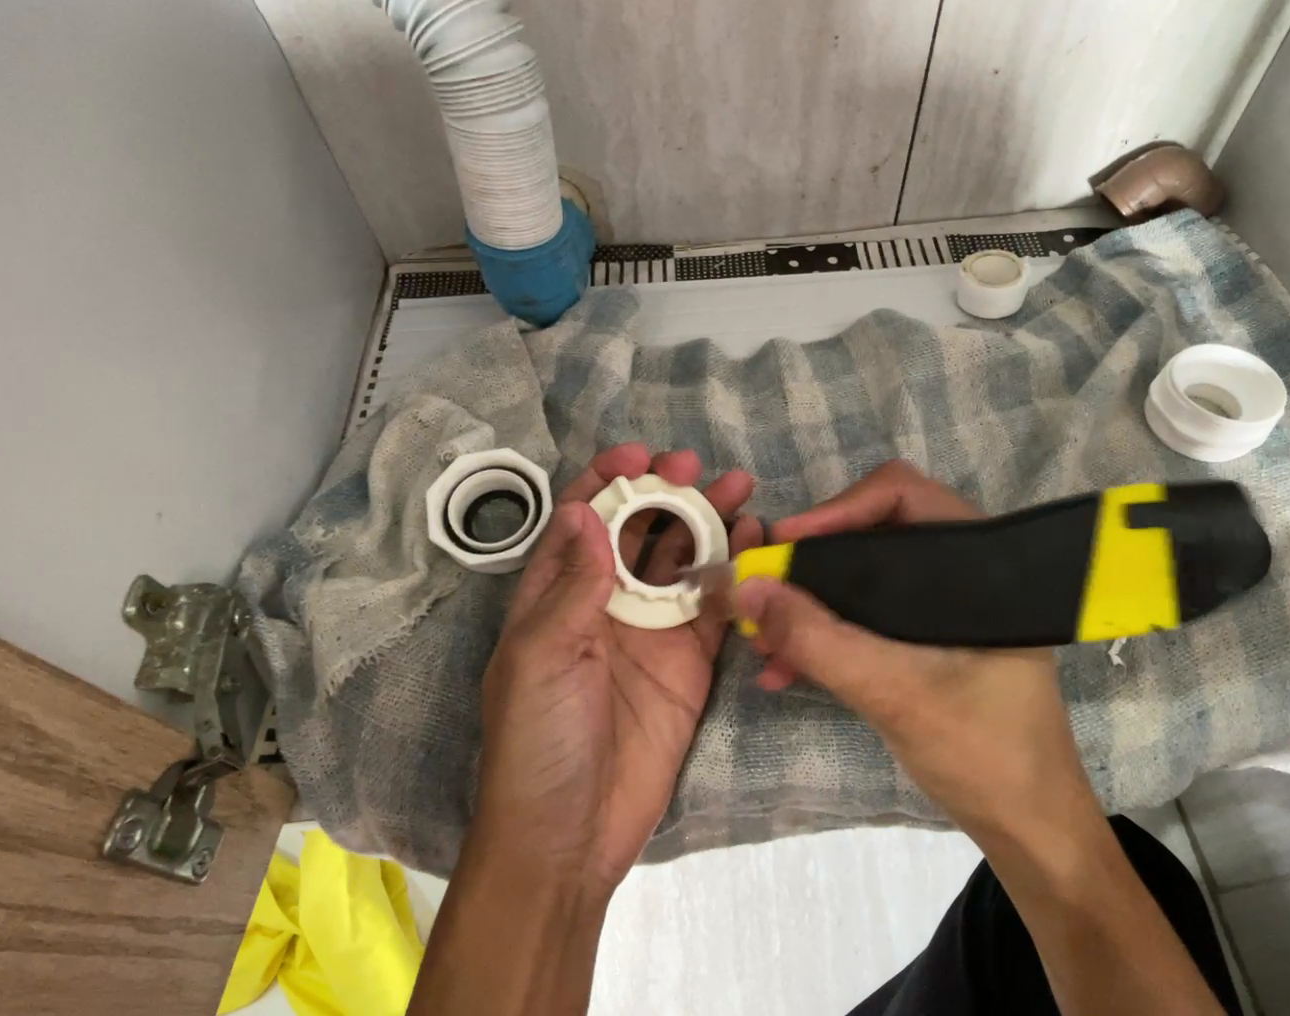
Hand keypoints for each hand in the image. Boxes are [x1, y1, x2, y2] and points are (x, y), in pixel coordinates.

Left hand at [470, 444, 761, 895]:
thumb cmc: (537, 740)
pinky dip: (734, 575)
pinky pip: (714, 609)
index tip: (639, 453)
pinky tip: (752, 544)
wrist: (570, 835)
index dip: (606, 482)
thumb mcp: (540, 656)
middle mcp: (603, 604)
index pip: (580, 522)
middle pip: (638, 533)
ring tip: (739, 490)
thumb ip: (572, 586)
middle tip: (698, 468)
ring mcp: (650, 633)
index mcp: (554, 596)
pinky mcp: (688, 664)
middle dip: (665, 494)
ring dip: (706, 524)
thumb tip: (589, 510)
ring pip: (681, 562)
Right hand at [737, 461, 1096, 844]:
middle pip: (872, 533)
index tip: (785, 545)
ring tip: (763, 637)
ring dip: (811, 604)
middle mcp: (962, 570)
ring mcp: (943, 606)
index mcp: (980, 560)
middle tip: (763, 589)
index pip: (902, 494)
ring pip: (863, 578)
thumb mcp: (896, 694)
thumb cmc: (985, 753)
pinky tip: (785, 666)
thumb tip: (746, 589)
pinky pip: (865, 617)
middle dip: (811, 563)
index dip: (838, 510)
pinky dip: (826, 634)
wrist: (1029, 827)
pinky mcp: (926, 640)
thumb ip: (819, 640)